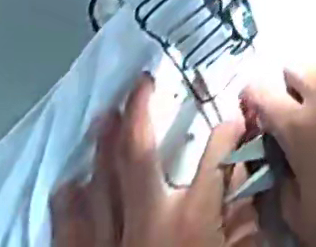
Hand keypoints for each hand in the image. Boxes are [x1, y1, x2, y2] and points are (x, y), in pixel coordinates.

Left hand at [52, 73, 260, 246]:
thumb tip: (249, 174)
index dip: (228, 128)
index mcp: (192, 218)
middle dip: (139, 114)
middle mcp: (147, 223)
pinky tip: (67, 185)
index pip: (215, 153)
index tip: (236, 114)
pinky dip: (67, 206)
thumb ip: (245, 216)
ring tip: (102, 118)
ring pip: (97, 186)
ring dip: (100, 149)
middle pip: (139, 156)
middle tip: (139, 83)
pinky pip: (69, 234)